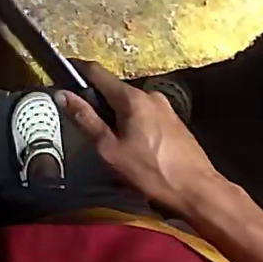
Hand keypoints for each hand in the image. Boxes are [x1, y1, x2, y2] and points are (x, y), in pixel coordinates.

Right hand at [57, 61, 228, 210]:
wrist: (200, 192)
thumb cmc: (151, 171)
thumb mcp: (110, 149)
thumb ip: (85, 119)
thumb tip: (63, 95)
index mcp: (132, 98)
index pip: (97, 72)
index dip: (77, 69)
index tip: (62, 71)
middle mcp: (149, 95)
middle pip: (113, 89)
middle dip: (97, 100)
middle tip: (84, 122)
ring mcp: (165, 107)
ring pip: (129, 103)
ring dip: (115, 113)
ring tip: (108, 138)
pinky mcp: (174, 121)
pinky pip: (144, 113)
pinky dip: (131, 121)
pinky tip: (131, 143)